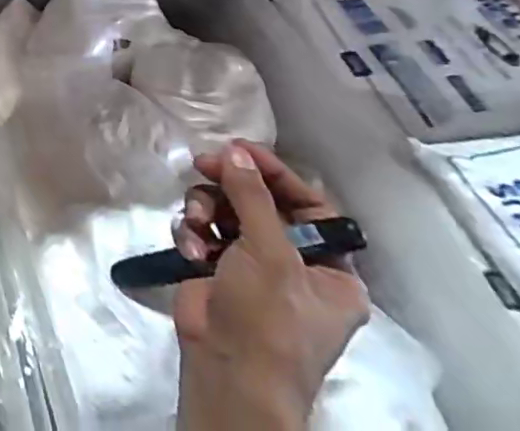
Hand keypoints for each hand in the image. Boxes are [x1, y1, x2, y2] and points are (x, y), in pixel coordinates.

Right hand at [173, 141, 367, 430]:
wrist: (227, 372)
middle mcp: (293, 265)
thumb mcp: (269, 252)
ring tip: (194, 223)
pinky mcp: (215, 270)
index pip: (308, 204)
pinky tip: (189, 248)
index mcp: (330, 268)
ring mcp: (251, 268)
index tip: (240, 149)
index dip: (275, 174)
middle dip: (229, 187)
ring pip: (225, 214)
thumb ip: (252, 197)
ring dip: (204, 211)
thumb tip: (235, 151)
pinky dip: (192, 234)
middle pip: (259, 204)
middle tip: (202, 165)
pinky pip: (202, 233)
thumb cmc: (268, 317)